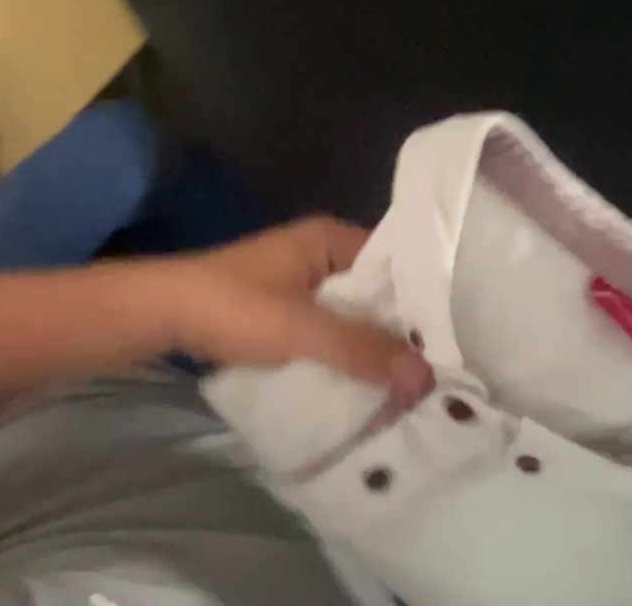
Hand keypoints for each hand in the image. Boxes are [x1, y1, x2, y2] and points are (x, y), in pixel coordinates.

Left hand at [161, 217, 434, 407]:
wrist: (162, 311)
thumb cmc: (232, 307)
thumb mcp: (301, 328)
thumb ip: (362, 350)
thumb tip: (430, 378)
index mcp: (328, 238)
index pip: (398, 264)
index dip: (430, 303)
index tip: (469, 345)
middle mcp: (320, 253)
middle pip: (378, 294)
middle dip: (405, 334)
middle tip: (452, 380)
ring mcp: (300, 281)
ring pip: (353, 316)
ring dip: (375, 350)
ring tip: (422, 392)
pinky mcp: (283, 309)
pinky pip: (329, 331)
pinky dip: (346, 355)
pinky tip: (371, 388)